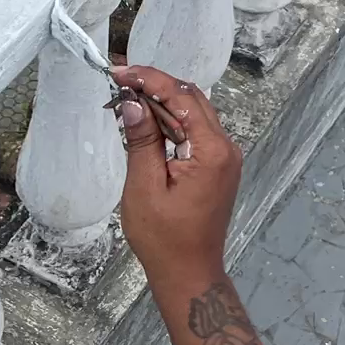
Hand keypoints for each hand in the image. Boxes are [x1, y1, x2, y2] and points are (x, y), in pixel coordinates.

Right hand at [113, 65, 242, 293]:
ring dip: (160, 105)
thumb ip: (142, 142)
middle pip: (190, 100)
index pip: (181, 98)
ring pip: (192, 115)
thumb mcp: (144, 188)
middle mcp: (225, 149)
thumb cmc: (164, 239)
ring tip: (126, 100)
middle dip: (154, 86)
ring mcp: (224, 159)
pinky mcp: (216, 168)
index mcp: (212, 151)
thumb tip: (134, 104)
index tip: (120, 71)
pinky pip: (193, 134)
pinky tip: (145, 125)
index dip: (149, 79)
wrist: (188, 272)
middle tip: (119, 80)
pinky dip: (169, 125)